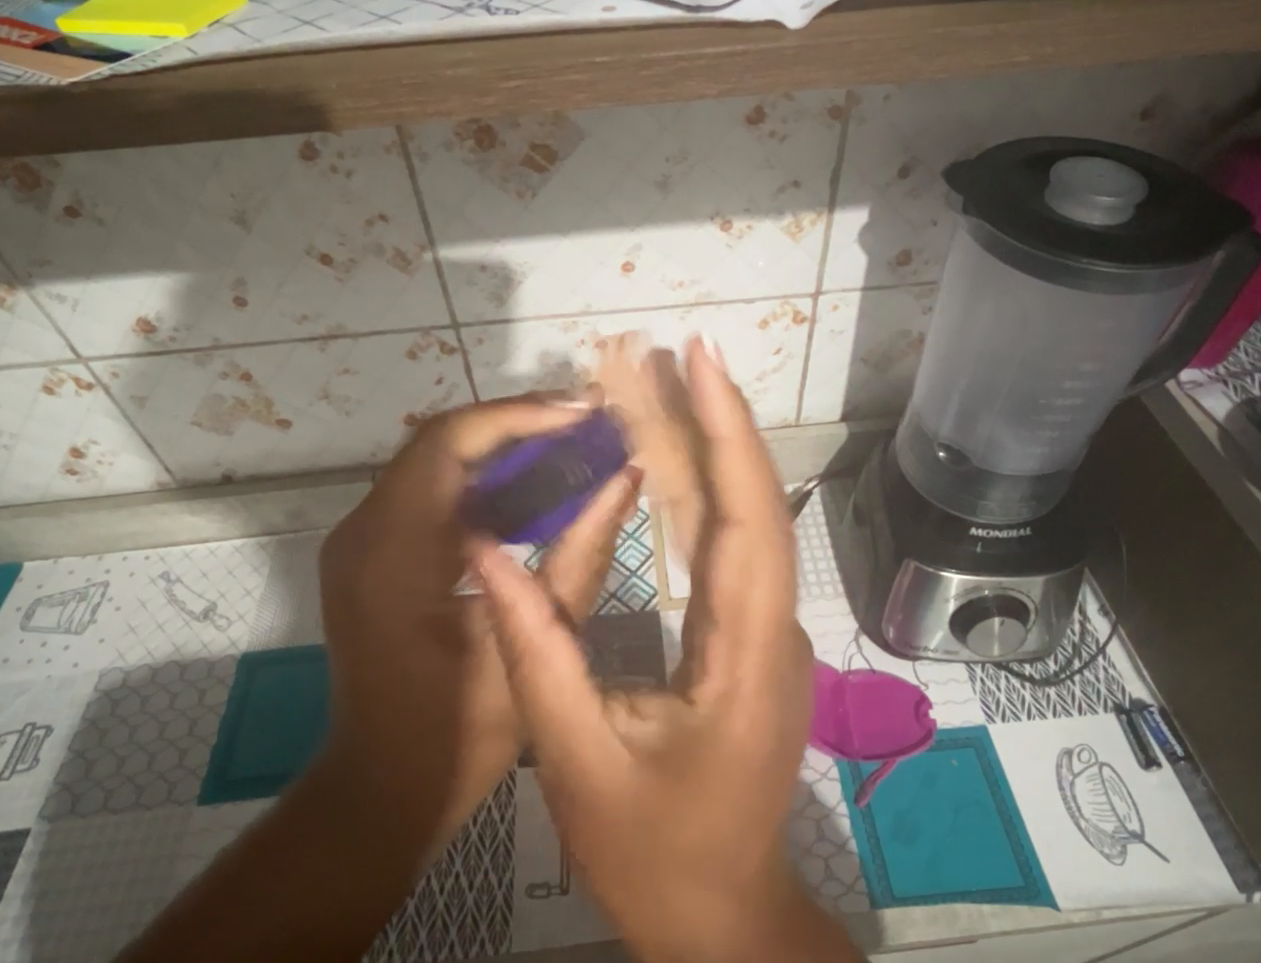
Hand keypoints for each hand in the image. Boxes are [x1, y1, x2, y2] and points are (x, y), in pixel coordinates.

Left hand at [318, 395, 639, 838]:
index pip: (450, 443)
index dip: (521, 416)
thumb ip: (578, 554)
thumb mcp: (533, 640)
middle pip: (441, 443)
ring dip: (502, 449)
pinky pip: (429, 495)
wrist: (385, 788)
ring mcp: (361, 542)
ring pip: (434, 463)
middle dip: (518, 425)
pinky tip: (535, 491)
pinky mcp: (373, 556)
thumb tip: (623, 480)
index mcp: (393, 552)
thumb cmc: (459, 734)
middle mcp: (363, 531)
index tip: (585, 412)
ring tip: (573, 445)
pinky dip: (482, 482)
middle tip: (589, 422)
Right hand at [471, 342, 859, 962]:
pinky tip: (662, 464)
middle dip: (701, 422)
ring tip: (650, 388)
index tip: (698, 361)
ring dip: (696, 453)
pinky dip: (694, 500)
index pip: (745, 518)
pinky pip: (725, 555)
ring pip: (737, 523)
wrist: (717, 911)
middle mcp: (772, 630)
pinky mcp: (749, 644)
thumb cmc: (650, 849)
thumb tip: (489, 554)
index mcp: (744, 655)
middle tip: (654, 354)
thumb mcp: (574, 757)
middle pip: (743, 504)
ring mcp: (767, 636)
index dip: (723, 431)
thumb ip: (535, 650)